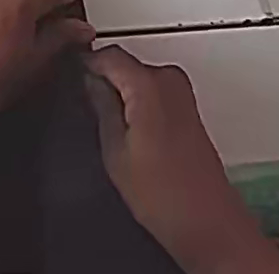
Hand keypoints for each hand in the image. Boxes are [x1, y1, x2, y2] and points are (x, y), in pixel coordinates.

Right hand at [84, 46, 278, 273]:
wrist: (208, 223)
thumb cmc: (163, 195)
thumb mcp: (114, 151)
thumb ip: (100, 106)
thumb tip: (90, 81)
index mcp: (149, 84)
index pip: (109, 54)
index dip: (86, 63)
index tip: (70, 73)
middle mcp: (169, 79)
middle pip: (125, 64)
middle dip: (105, 79)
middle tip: (85, 103)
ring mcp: (182, 92)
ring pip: (139, 77)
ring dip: (122, 91)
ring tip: (107, 123)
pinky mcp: (188, 106)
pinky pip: (153, 89)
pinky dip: (139, 101)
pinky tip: (130, 131)